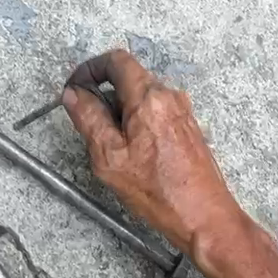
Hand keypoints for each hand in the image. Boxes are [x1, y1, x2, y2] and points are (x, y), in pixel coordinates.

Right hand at [61, 49, 249, 258]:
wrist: (204, 217)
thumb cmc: (157, 190)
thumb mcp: (109, 156)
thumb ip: (88, 119)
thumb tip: (73, 94)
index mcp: (149, 97)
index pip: (115, 60)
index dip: (89, 68)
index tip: (74, 89)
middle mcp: (169, 96)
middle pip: (127, 77)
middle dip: (102, 94)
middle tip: (88, 124)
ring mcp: (181, 111)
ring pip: (140, 96)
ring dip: (118, 110)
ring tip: (110, 145)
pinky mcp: (186, 126)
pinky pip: (154, 110)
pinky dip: (135, 120)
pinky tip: (132, 152)